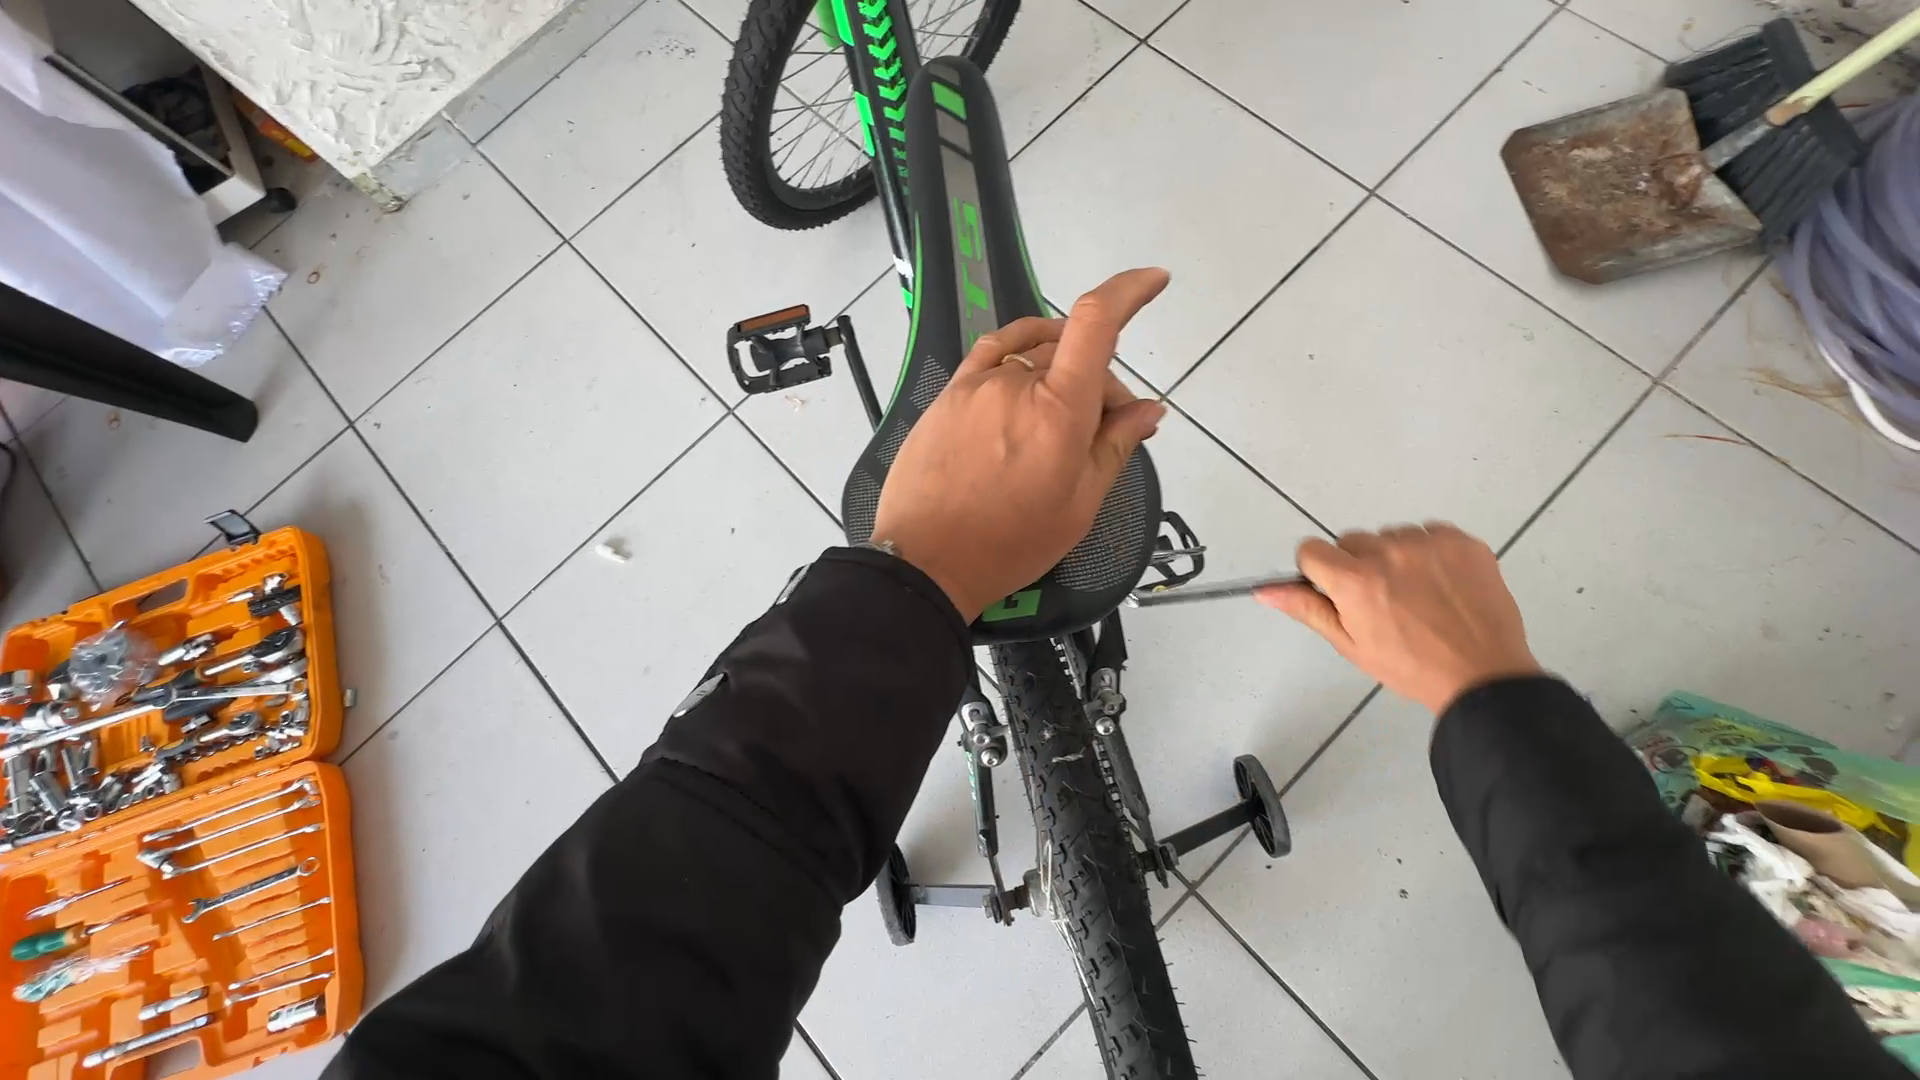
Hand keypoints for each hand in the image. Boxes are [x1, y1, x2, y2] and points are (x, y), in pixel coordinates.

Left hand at [870, 268, 1170, 620]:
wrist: (926, 561)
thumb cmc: (1010, 543)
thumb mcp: (1078, 504)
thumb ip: (1115, 445)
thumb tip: (1149, 409)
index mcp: (1058, 410)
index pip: (1096, 324)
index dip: (1129, 291)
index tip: (1154, 281)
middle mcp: (1017, 383)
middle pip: (1073, 355)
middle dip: (1102, 384)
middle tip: (1108, 432)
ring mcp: (977, 385)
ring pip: (1035, 358)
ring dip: (1062, 375)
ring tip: (1065, 419)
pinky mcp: (949, 395)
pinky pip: (993, 352)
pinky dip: (1022, 350)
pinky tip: (1029, 366)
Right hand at [1255, 523, 1541, 713]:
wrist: (1483, 675)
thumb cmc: (1408, 666)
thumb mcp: (1349, 643)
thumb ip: (1307, 609)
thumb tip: (1265, 591)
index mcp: (1354, 581)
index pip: (1311, 550)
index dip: (1318, 571)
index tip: (1337, 592)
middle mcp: (1388, 553)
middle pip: (1352, 540)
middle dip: (1357, 564)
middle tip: (1381, 599)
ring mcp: (1429, 544)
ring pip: (1391, 536)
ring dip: (1394, 556)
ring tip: (1416, 592)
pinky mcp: (1463, 542)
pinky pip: (1429, 532)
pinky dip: (1429, 552)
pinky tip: (1440, 582)